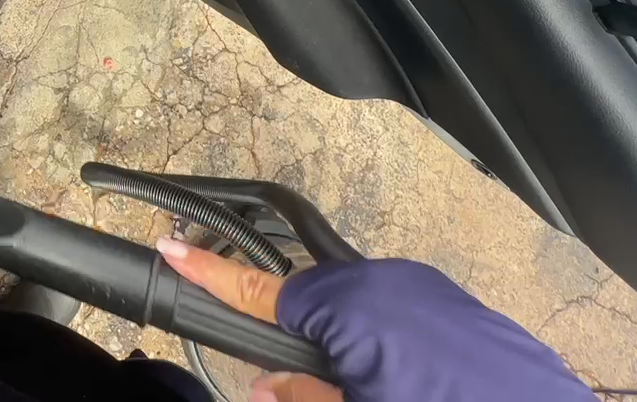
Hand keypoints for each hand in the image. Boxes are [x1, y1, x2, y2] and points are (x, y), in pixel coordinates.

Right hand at [158, 239, 595, 401]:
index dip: (209, 274)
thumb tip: (267, 386)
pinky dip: (394, 345)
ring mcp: (431, 291)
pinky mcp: (467, 309)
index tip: (169, 249)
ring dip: (353, 343)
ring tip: (382, 390)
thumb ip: (305, 396)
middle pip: (314, 301)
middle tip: (316, 383)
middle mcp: (387, 283)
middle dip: (301, 335)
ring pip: (361, 309)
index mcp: (353, 308)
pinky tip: (418, 385)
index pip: (260, 290)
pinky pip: (405, 315)